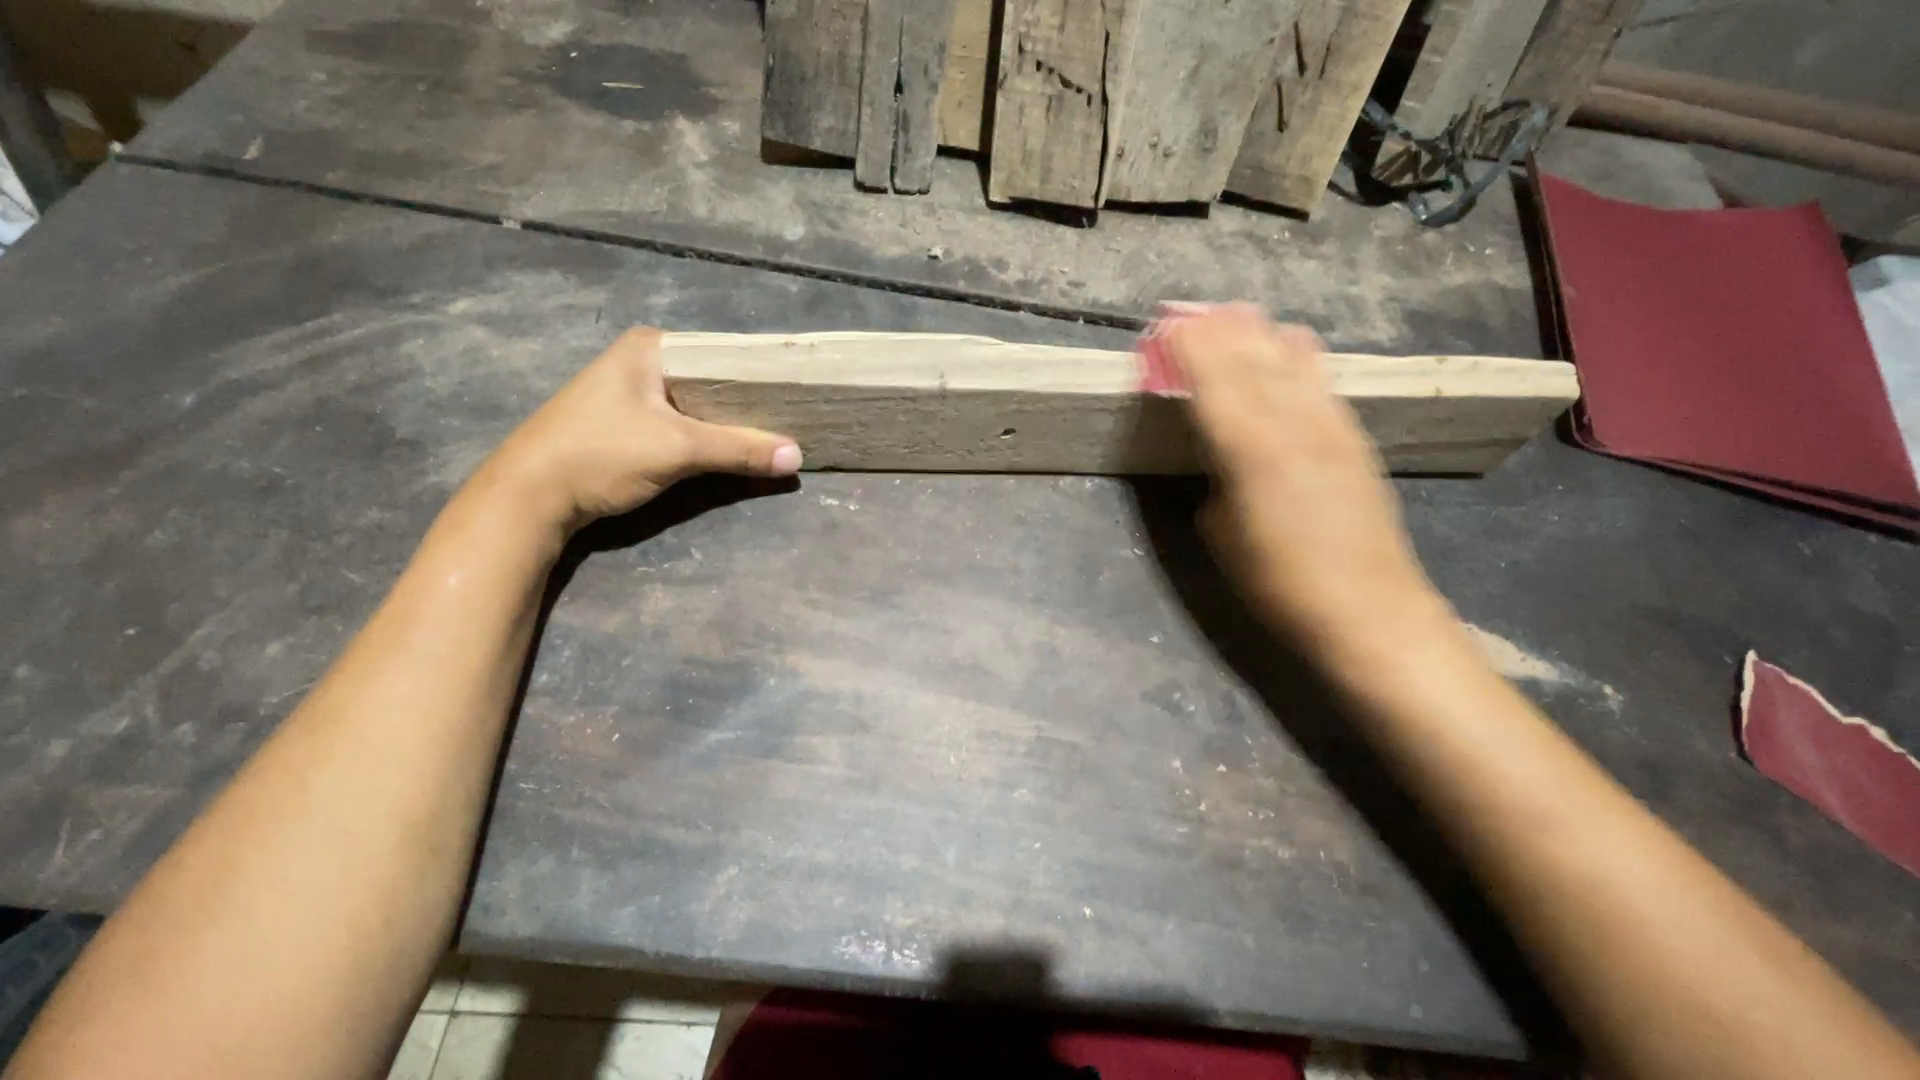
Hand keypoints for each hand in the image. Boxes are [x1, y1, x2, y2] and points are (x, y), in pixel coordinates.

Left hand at [475, 327, 800, 530]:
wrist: (529, 495)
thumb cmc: (602, 454)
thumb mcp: (678, 450)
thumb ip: (739, 450)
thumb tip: (798, 457)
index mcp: (653, 347)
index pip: (725, 353)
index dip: (763, 377)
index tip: (801, 397)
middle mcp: (644, 361)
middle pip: (714, 381)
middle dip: (749, 406)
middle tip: (795, 423)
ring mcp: (632, 393)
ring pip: (699, 406)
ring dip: (728, 427)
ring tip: (772, 440)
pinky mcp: (626, 424)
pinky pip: (682, 425)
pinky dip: (706, 439)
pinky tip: (731, 453)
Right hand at [1166, 307, 1451, 655]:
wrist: (1367, 607)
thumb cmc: (1278, 582)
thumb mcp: (1221, 531)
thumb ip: (1215, 475)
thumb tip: (1218, 448)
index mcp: (1247, 445)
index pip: (1211, 373)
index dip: (1185, 344)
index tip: (1163, 327)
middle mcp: (1290, 418)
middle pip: (1251, 352)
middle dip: (1217, 328)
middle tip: (1190, 312)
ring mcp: (1329, 421)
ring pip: (1292, 354)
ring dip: (1259, 332)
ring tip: (1238, 318)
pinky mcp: (1355, 433)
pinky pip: (1320, 376)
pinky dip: (1294, 354)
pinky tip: (1287, 348)